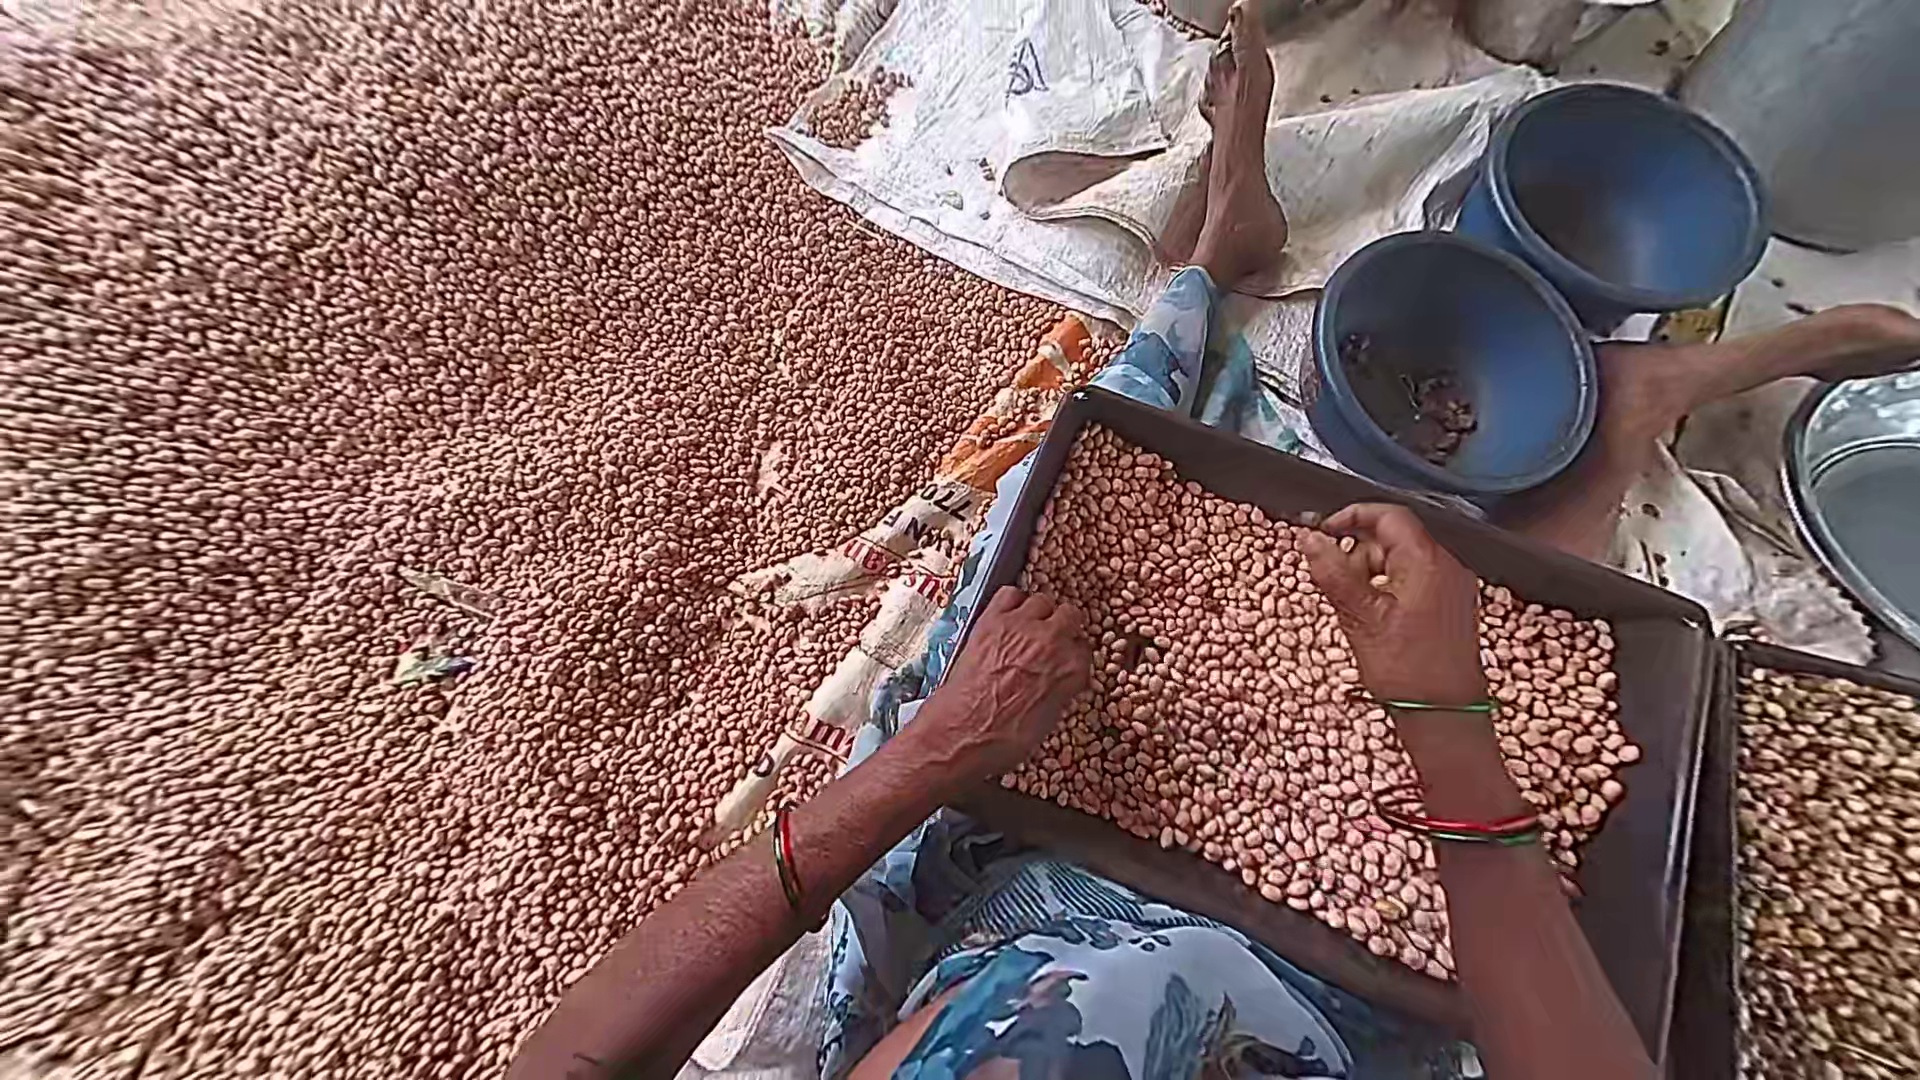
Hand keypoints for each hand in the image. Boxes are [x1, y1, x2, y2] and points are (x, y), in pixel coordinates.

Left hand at [907, 586, 1090, 789]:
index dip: (1071, 654)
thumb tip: (1054, 681)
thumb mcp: (1047, 720)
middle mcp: (1052, 641)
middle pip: (1070, 616)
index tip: (1064, 659)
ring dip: (1038, 613)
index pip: (1083, 649)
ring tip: (1027, 626)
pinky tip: (1008, 614)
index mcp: (1072, 669)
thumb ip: (1058, 689)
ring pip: (1042, 601)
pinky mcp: (992, 618)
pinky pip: (1009, 593)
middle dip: (1062, 627)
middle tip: (1049, 640)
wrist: (963, 731)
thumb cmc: (1004, 738)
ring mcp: (1022, 625)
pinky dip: (1011, 601)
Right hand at [1299, 503, 1485, 706]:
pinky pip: (1410, 578)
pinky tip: (1369, 611)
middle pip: (1393, 536)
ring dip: (1367, 569)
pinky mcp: (1447, 605)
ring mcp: (1450, 587)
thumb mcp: (1359, 616)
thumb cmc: (1403, 666)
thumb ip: (1333, 572)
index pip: (1390, 516)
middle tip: (1331, 577)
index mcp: (1427, 563)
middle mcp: (1446, 567)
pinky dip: (1383, 584)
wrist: (1444, 714)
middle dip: (1356, 550)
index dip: (1352, 515)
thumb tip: (1308, 538)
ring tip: (1350, 603)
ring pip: (1399, 558)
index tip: (1322, 532)